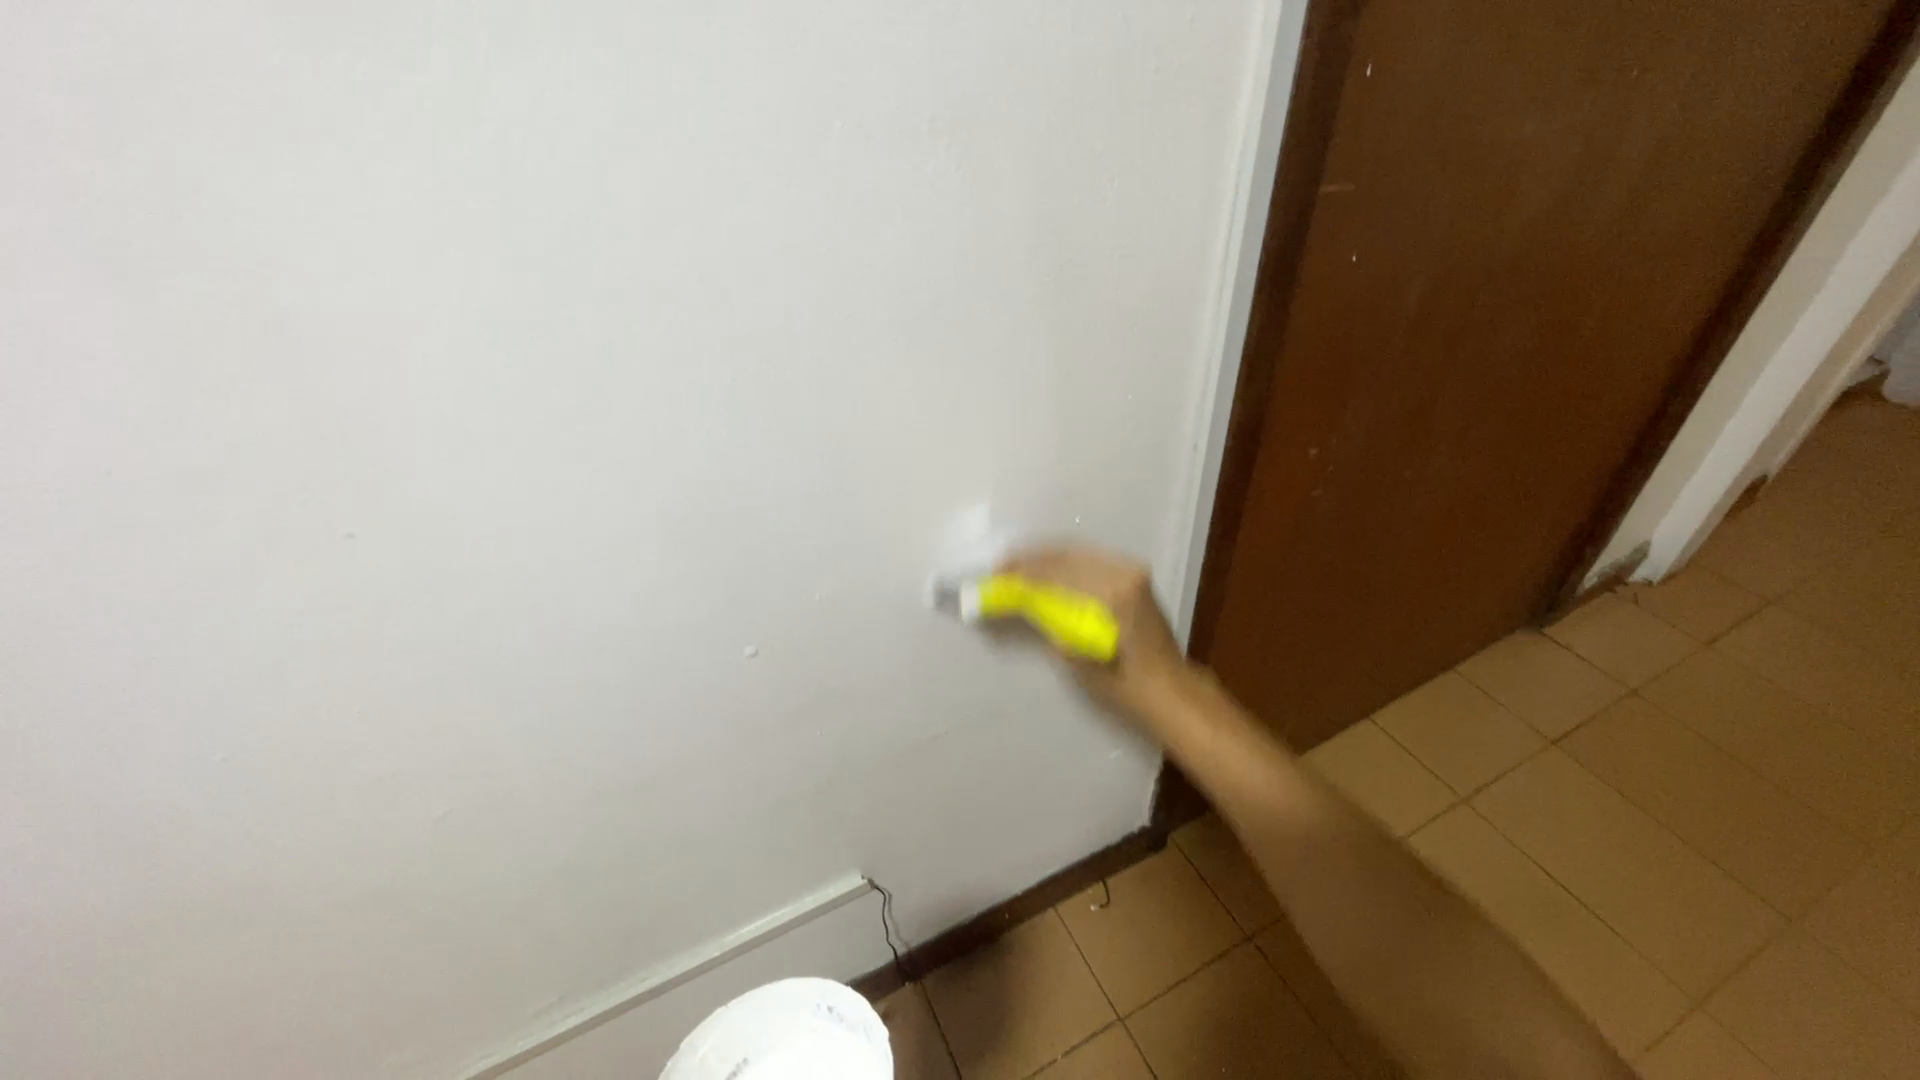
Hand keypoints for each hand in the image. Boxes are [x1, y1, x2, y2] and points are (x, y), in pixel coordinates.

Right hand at [996, 545, 1193, 722]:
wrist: (1169, 689)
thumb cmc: (1126, 685)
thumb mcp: (1080, 659)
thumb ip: (1053, 623)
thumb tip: (1024, 603)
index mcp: (1114, 591)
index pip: (1059, 572)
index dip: (1024, 571)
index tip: (997, 575)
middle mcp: (1124, 571)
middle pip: (1067, 556)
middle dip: (1031, 560)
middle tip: (1001, 568)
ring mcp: (1131, 571)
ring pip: (1078, 554)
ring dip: (1046, 559)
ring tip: (1017, 566)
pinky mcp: (1133, 576)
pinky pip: (1090, 561)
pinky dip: (1065, 564)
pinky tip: (1046, 570)